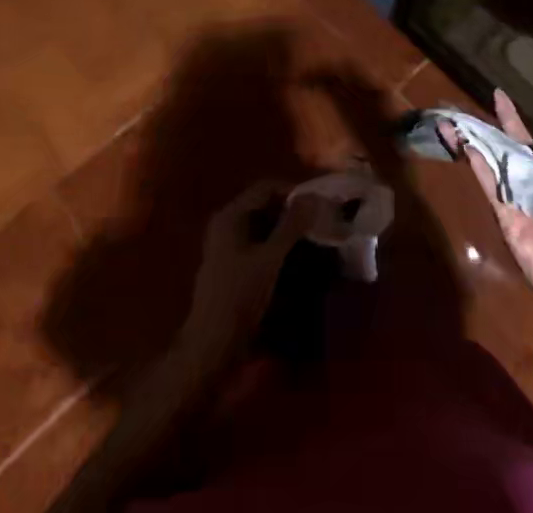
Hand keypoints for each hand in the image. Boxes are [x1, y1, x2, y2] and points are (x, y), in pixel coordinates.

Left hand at [175, 182, 315, 366]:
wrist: (211, 344)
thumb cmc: (239, 297)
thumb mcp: (270, 259)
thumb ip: (292, 226)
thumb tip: (314, 197)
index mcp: (230, 216)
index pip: (265, 188)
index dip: (293, 191)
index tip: (320, 202)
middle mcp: (225, 224)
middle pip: (263, 204)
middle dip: (292, 209)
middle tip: (320, 219)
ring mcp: (227, 245)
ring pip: (262, 225)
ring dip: (287, 227)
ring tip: (314, 236)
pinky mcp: (232, 264)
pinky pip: (258, 242)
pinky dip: (277, 243)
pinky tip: (297, 255)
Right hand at [446, 92, 532, 336]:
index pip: (531, 146)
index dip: (514, 122)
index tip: (498, 96)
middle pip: (503, 153)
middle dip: (484, 131)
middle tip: (459, 111)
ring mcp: (518, 206)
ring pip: (492, 168)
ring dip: (473, 146)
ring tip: (453, 125)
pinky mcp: (509, 223)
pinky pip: (493, 192)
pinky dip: (480, 170)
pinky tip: (469, 150)